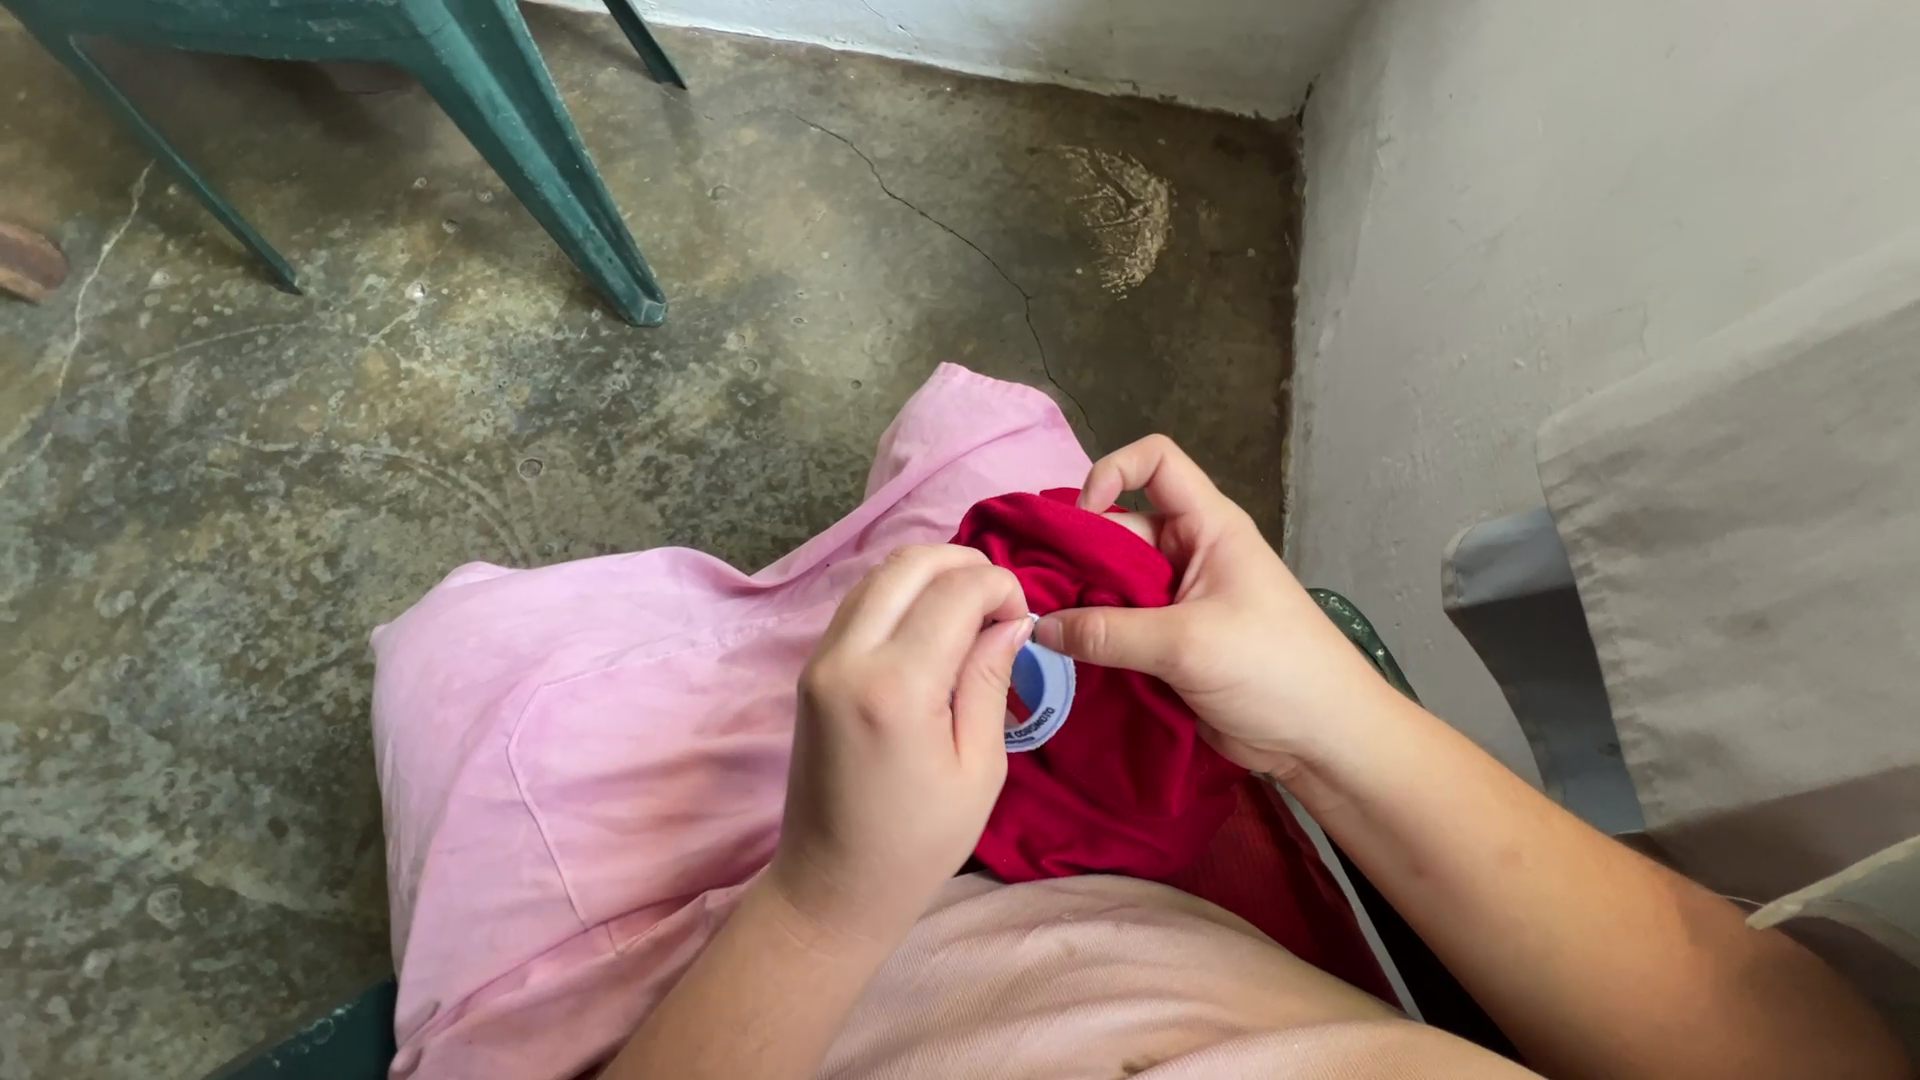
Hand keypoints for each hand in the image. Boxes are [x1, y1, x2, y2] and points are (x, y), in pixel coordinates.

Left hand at [769, 544, 1029, 945]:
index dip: (1000, 587)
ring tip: (969, 612)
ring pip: (880, 573)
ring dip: (931, 574)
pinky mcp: (811, 666)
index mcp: (896, 687)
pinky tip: (930, 624)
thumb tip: (1010, 620)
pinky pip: (860, 601)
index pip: (955, 590)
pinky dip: (901, 592)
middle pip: (911, 563)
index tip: (1021, 619)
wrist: (829, 887)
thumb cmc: (917, 845)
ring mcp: (820, 658)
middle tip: (999, 605)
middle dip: (966, 565)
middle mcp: (848, 657)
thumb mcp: (978, 768)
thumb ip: (990, 679)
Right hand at [1034, 436, 1397, 778]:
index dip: (1112, 473)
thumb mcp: (1188, 644)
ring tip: (1041, 632)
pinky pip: (1114, 626)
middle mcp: (1185, 554)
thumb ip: (1107, 634)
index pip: (1155, 462)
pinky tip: (1061, 656)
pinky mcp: (1164, 643)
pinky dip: (1089, 637)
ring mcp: (1173, 600)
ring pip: (1108, 584)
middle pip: (1116, 531)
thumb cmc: (1274, 669)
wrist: (1321, 742)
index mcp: (1206, 526)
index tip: (1082, 519)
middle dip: (1078, 558)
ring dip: (1078, 605)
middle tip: (1038, 595)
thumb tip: (1037, 628)